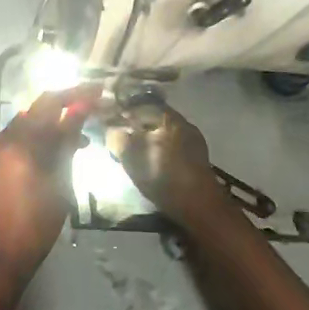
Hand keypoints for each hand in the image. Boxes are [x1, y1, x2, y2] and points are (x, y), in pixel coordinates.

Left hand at [0, 85, 95, 274]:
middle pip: (37, 109)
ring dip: (51, 123)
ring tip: (77, 139)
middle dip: (65, 106)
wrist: (9, 244)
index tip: (98, 91)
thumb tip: (81, 107)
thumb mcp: (61, 177)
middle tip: (92, 108)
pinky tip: (50, 147)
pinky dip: (34, 135)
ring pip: (27, 122)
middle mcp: (2, 137)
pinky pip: (14, 135)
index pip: (50, 103)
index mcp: (20, 142)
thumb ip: (67, 138)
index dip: (76, 94)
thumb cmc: (41, 217)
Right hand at [105, 100, 227, 224]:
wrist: (197, 205)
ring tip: (132, 151)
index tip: (110, 120)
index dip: (124, 110)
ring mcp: (193, 141)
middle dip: (136, 125)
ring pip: (163, 133)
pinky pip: (172, 146)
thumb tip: (112, 130)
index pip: (142, 104)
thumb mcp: (132, 157)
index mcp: (169, 118)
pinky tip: (151, 162)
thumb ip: (118, 139)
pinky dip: (159, 149)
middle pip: (154, 118)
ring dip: (148, 139)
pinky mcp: (196, 158)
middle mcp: (184, 124)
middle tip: (120, 136)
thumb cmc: (163, 176)